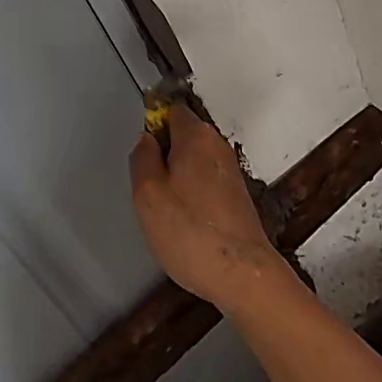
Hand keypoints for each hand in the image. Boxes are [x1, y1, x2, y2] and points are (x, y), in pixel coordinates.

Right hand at [129, 103, 293, 311]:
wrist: (241, 274)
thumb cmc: (194, 234)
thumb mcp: (146, 192)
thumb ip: (141, 157)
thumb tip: (144, 142)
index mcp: (196, 136)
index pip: (171, 108)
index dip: (152, 123)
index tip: (142, 147)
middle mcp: (217, 146)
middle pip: (182, 134)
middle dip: (163, 155)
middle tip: (150, 185)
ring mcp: (229, 170)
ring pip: (192, 160)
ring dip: (176, 178)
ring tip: (167, 210)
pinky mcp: (234, 194)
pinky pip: (203, 182)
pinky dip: (191, 195)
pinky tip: (184, 222)